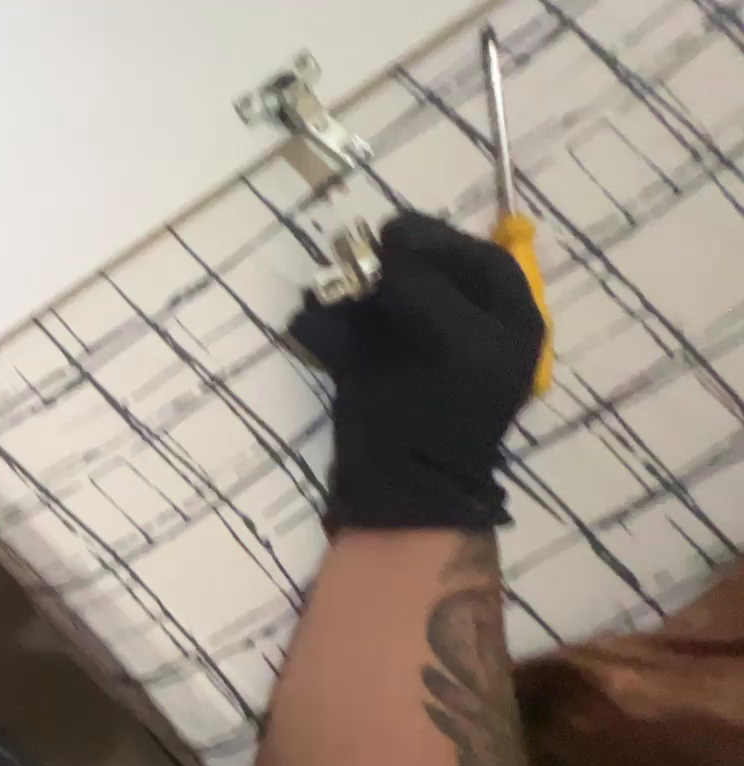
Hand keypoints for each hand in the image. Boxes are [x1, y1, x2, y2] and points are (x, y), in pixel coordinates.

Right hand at [290, 211, 545, 530]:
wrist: (401, 489)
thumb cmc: (441, 420)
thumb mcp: (456, 348)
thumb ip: (430, 296)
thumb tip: (389, 255)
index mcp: (504, 324)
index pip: (476, 262)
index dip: (433, 242)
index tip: (389, 230)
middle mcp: (463, 333)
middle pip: (426, 280)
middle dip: (386, 267)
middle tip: (353, 252)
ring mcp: (412, 356)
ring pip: (382, 308)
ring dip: (350, 295)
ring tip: (322, 288)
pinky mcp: (371, 378)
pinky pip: (350, 340)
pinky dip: (326, 330)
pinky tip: (307, 323)